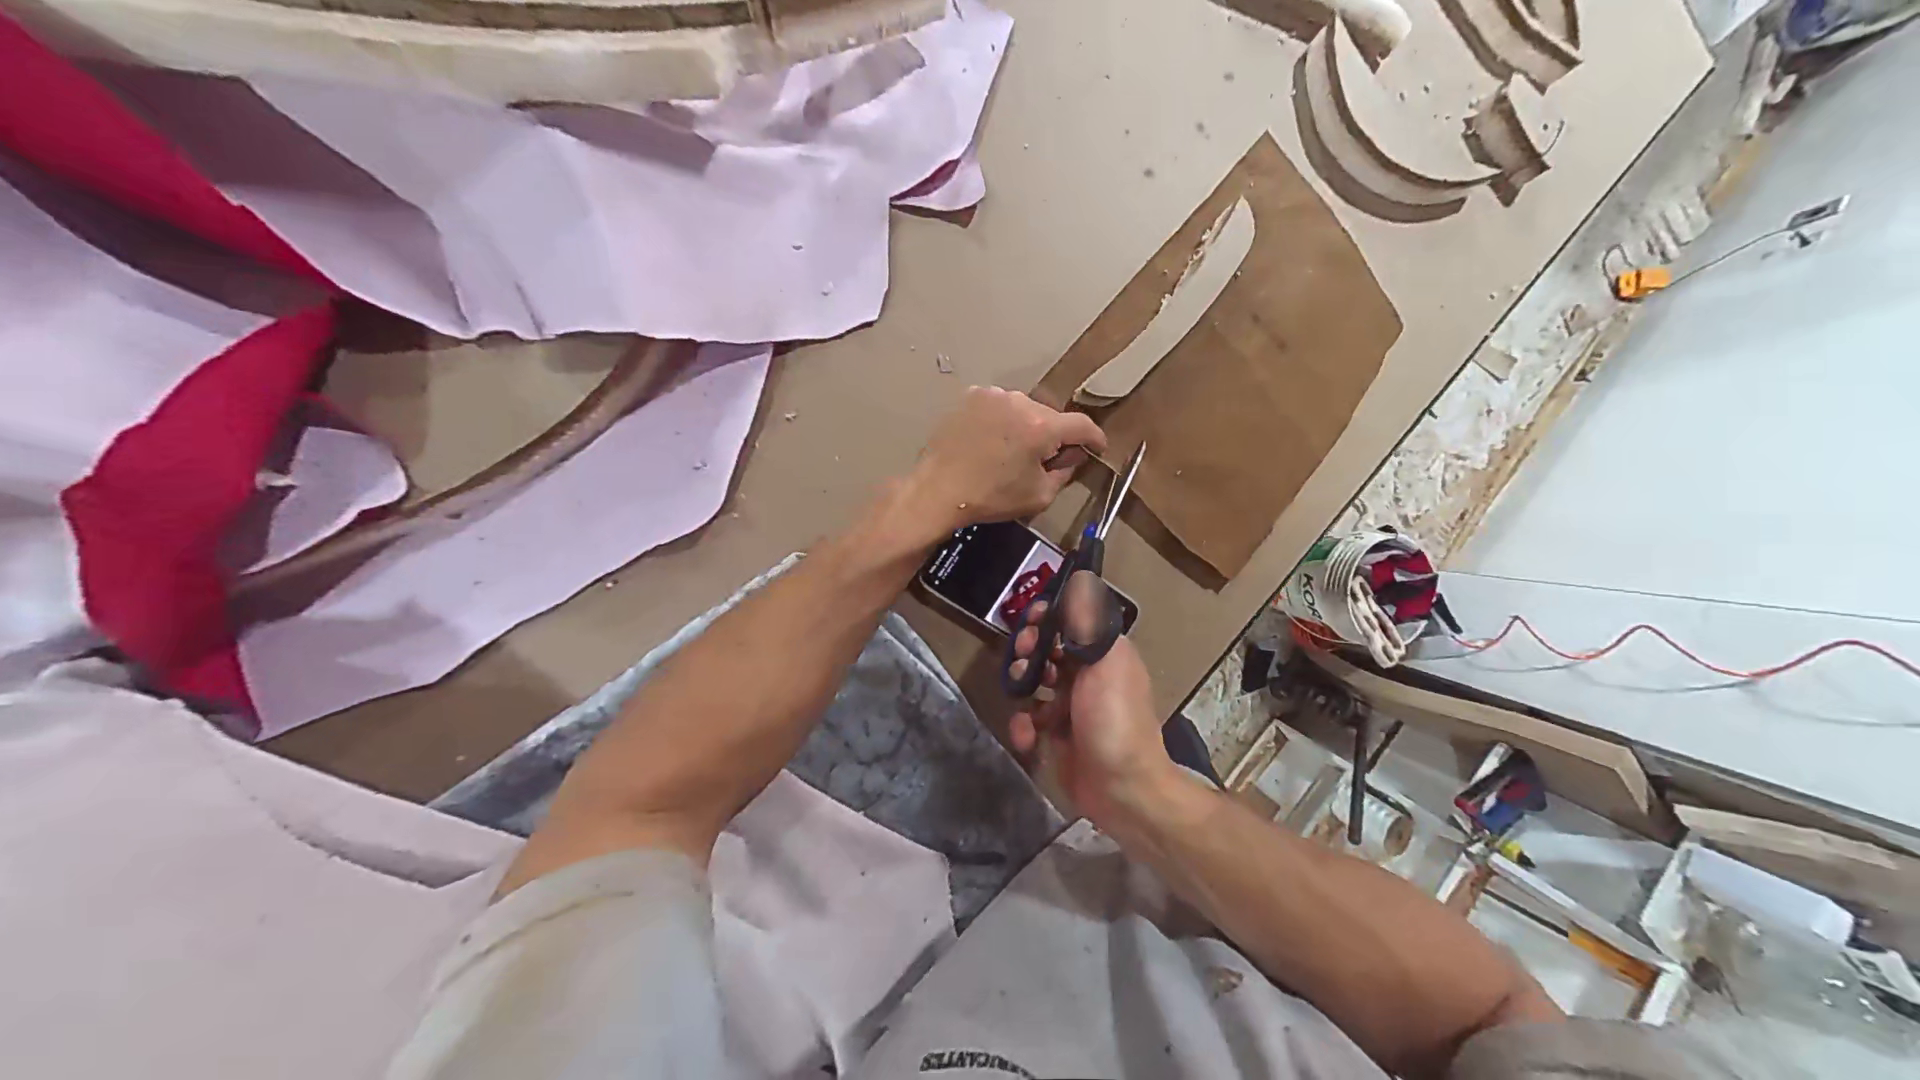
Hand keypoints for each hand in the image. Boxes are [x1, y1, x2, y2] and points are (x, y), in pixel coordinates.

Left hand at [905, 386, 1106, 531]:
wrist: (937, 490)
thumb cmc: (989, 497)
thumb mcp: (1038, 495)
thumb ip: (1064, 472)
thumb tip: (1071, 456)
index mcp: (1042, 426)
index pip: (1082, 425)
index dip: (1094, 438)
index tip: (1096, 446)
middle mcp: (1019, 402)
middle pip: (1050, 416)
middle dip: (1051, 436)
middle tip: (1041, 460)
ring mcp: (992, 396)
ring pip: (1023, 409)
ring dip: (1024, 426)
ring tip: (1008, 452)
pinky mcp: (970, 397)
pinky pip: (998, 407)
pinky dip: (1000, 421)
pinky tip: (988, 442)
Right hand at [1005, 596, 1174, 827]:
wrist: (1123, 790)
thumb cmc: (1116, 720)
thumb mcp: (1106, 663)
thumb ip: (1089, 622)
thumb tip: (1081, 580)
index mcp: (1105, 654)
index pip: (1071, 622)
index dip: (1048, 617)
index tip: (1031, 617)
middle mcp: (1089, 676)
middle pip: (1048, 649)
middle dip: (1030, 649)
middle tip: (1023, 656)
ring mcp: (1072, 707)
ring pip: (1035, 683)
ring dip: (1023, 686)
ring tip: (1021, 694)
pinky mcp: (1058, 736)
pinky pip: (1031, 719)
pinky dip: (1025, 725)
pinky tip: (1029, 735)